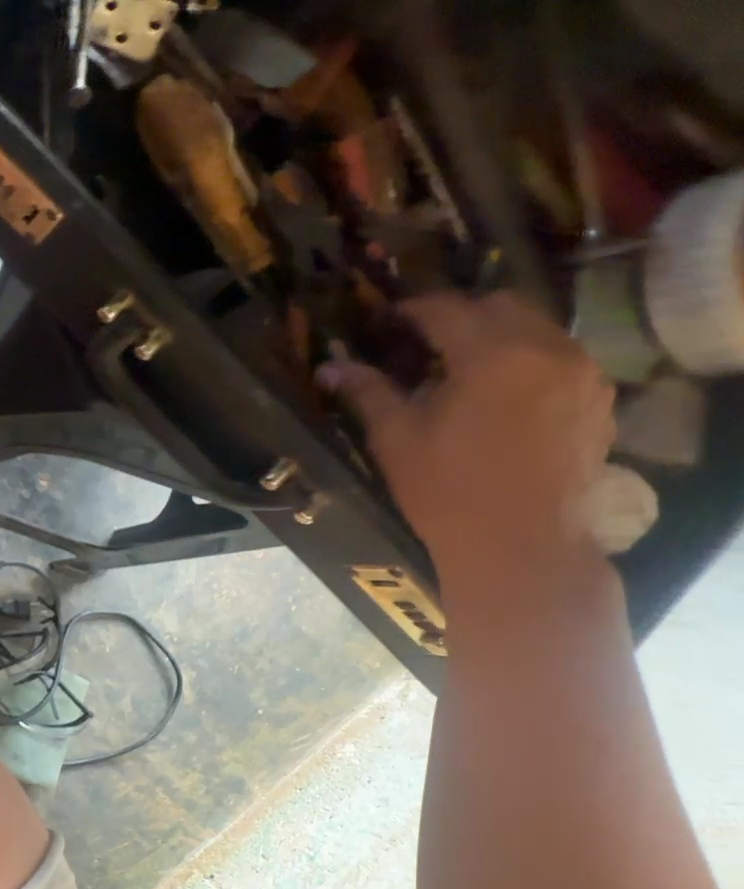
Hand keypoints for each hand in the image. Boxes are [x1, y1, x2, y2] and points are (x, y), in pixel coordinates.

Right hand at [318, 292, 615, 573]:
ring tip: (458, 367)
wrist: (520, 544)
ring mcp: (582, 374)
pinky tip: (496, 394)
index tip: (381, 322)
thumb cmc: (446, 490)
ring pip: (535, 328)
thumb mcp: (395, 438)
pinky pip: (558, 359)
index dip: (409, 310)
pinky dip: (524, 361)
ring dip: (494, 336)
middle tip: (419, 341)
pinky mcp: (597, 399)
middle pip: (500, 306)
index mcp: (493, 355)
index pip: (446, 309)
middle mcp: (548, 350)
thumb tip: (329, 365)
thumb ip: (367, 391)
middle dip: (457, 315)